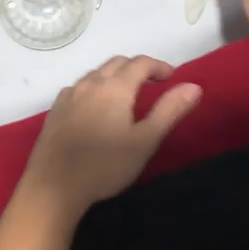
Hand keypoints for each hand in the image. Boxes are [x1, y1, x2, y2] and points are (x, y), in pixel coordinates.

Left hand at [21, 56, 201, 214]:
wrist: (54, 186)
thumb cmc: (105, 165)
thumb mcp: (145, 141)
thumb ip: (169, 111)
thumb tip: (194, 86)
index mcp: (114, 88)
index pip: (140, 63)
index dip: (158, 66)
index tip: (172, 77)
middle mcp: (90, 84)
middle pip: (116, 63)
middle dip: (137, 68)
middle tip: (152, 83)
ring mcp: (69, 96)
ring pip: (95, 74)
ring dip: (114, 76)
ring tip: (126, 95)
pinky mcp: (55, 111)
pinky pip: (79, 88)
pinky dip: (95, 88)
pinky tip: (96, 108)